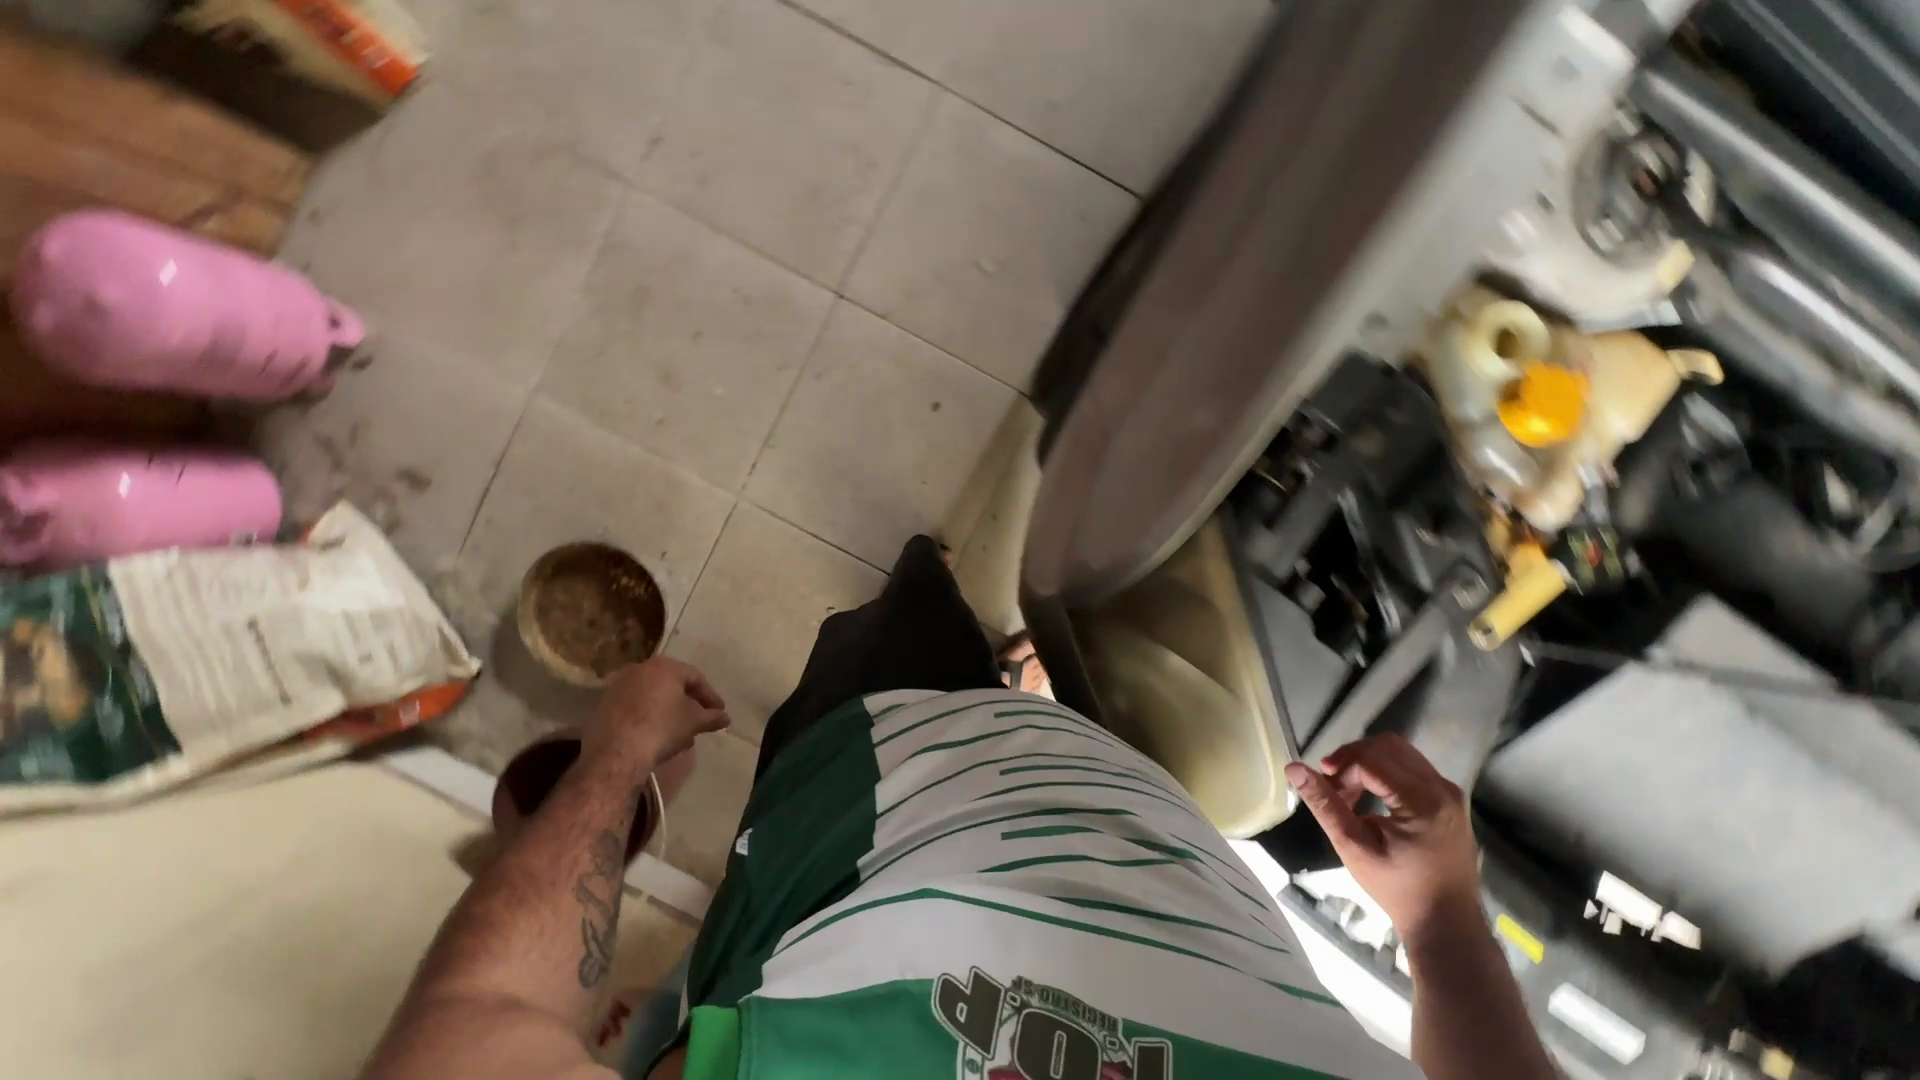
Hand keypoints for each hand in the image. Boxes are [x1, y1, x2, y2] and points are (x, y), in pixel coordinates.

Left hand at [582, 657, 729, 774]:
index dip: (710, 696)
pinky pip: (635, 707)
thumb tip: (725, 718)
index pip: (695, 678)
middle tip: (699, 721)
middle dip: (688, 704)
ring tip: (679, 733)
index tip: (719, 713)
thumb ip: (711, 718)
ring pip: (652, 697)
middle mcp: (640, 669)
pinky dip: (648, 717)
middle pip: (672, 685)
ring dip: (668, 712)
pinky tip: (655, 736)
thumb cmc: (661, 728)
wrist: (616, 752)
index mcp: (664, 667)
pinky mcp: (605, 705)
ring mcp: (619, 686)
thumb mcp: (693, 722)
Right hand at [1284, 734, 1481, 941]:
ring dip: (1366, 762)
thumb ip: (1324, 804)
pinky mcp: (1450, 798)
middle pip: (1386, 747)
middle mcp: (1442, 788)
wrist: (1446, 921)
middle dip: (1352, 758)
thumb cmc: (1396, 888)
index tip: (1323, 786)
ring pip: (1399, 752)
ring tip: (1347, 790)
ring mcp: (1449, 791)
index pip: (1371, 761)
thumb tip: (1293, 768)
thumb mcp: (1353, 847)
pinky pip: (1411, 766)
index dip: (1341, 767)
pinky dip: (1384, 771)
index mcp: (1422, 802)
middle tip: (1331, 784)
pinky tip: (1369, 796)